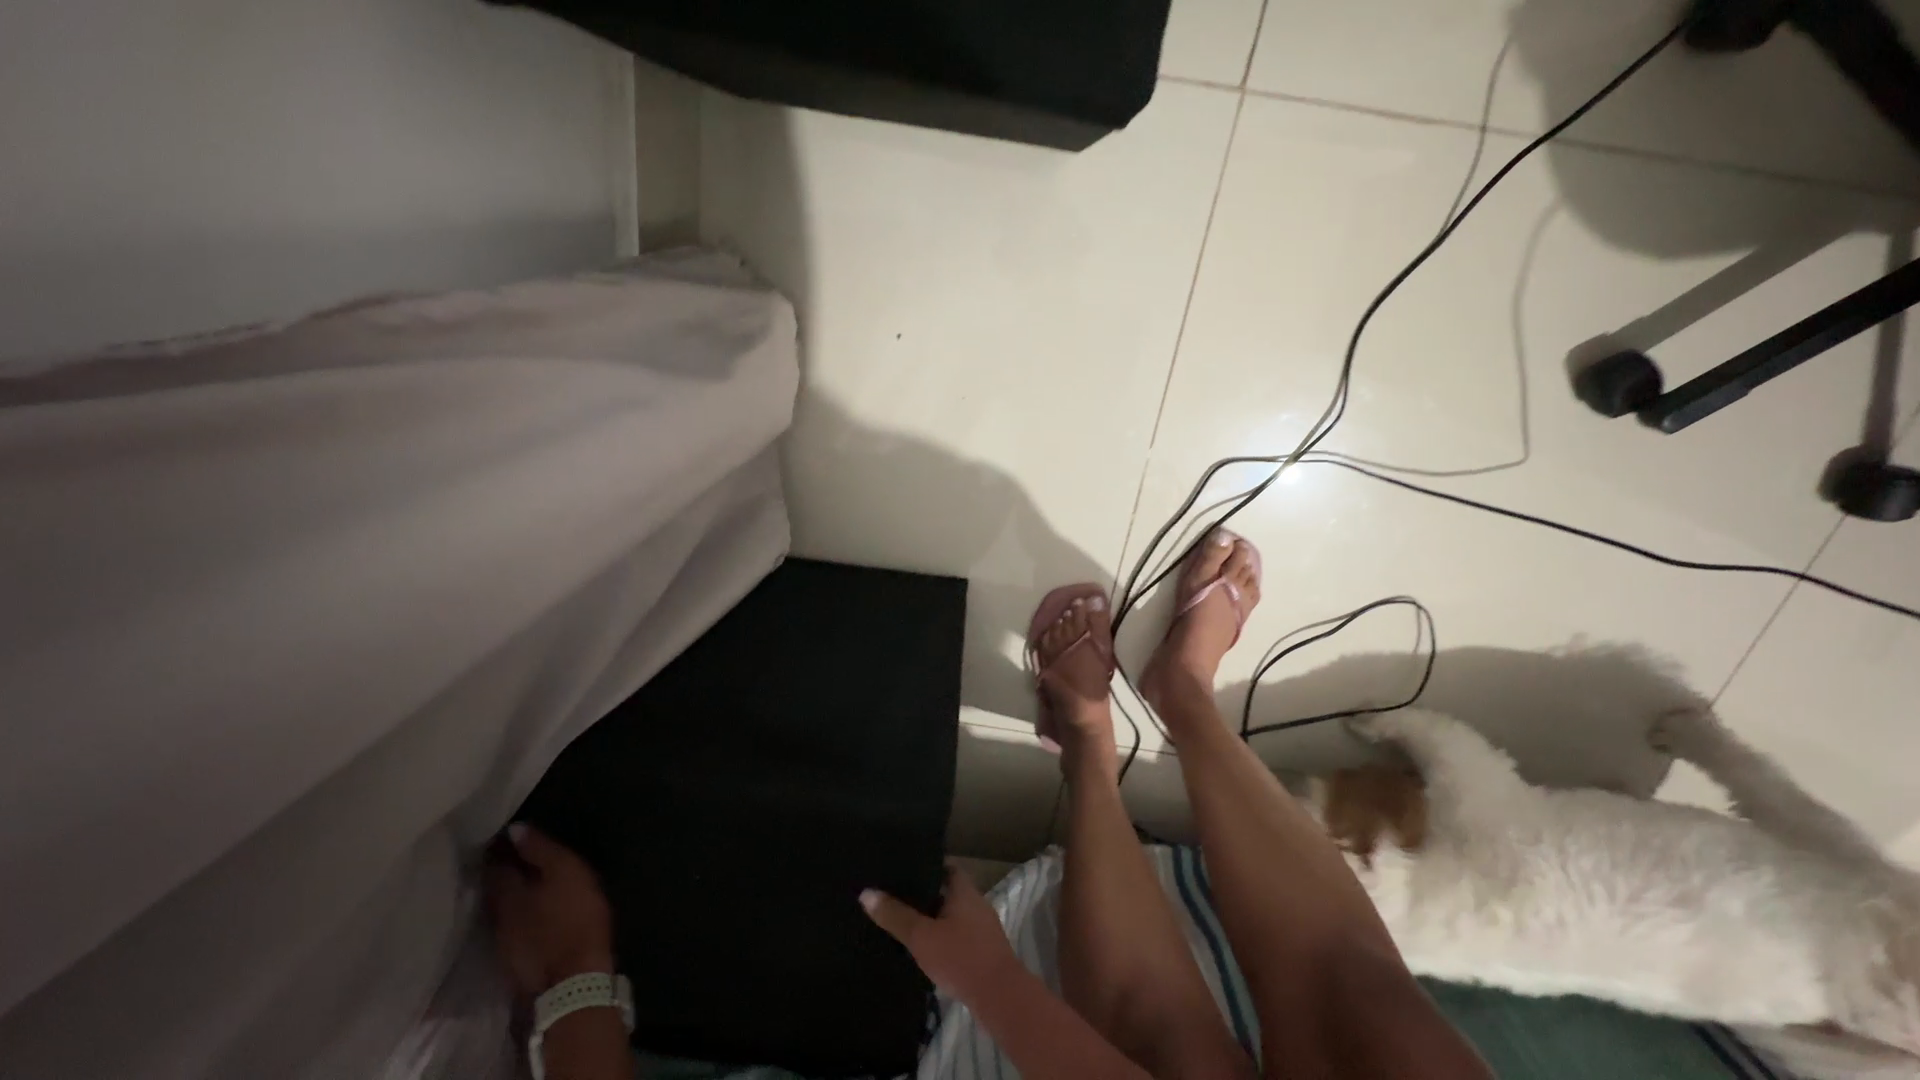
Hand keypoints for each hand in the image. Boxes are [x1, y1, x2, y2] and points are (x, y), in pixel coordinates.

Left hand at [485, 823, 615, 996]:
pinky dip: (516, 914)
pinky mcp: (515, 960)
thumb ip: (540, 850)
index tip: (504, 834)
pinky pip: (511, 926)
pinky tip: (528, 912)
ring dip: (508, 893)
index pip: (494, 862)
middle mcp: (495, 913)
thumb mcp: (566, 873)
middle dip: (501, 870)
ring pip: (500, 907)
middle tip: (512, 855)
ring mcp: (502, 940)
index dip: (499, 847)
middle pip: (492, 886)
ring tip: (521, 881)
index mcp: (505, 890)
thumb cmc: (573, 917)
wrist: (573, 982)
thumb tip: (514, 829)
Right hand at [860, 861, 1020, 1000]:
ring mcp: (982, 927)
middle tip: (894, 894)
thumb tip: (866, 892)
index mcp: (964, 890)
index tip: (901, 867)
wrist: (1000, 996)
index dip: (925, 864)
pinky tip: (923, 947)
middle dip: (924, 893)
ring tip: (902, 919)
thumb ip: (895, 915)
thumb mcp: (921, 936)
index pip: (945, 866)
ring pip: (952, 914)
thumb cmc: (961, 957)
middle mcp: (976, 903)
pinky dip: (941, 936)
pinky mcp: (983, 950)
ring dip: (932, 917)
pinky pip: (958, 934)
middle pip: (947, 890)